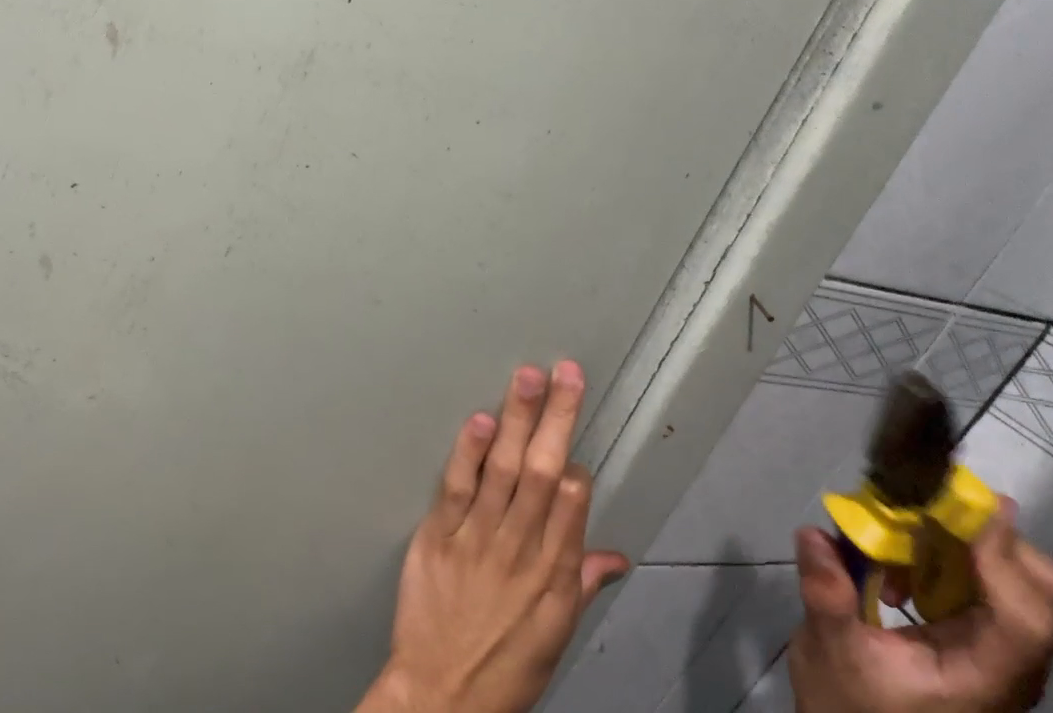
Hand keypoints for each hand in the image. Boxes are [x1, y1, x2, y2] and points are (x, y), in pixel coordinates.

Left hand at [358, 361, 632, 712]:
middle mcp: (519, 549)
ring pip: (503, 469)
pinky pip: (456, 489)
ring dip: (517, 419)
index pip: (572, 505)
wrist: (441, 696)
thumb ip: (581, 582)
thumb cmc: (504, 667)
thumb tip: (614, 556)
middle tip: (565, 373)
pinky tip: (480, 422)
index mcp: (552, 573)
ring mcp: (476, 541)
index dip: (574, 459)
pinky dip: (469, 454)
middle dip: (556, 418)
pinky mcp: (437, 540)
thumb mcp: (555, 633)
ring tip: (528, 378)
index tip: (575, 417)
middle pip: (542, 472)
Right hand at [788, 500, 1052, 711]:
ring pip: (1022, 588)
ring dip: (972, 549)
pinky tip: (905, 567)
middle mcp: (1009, 665)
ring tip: (910, 537)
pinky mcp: (979, 646)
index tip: (966, 508)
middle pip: (1044, 596)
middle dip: (997, 543)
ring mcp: (999, 656)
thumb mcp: (830, 653)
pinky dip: (956, 564)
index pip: (1025, 619)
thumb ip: (827, 594)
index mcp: (986, 676)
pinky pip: (990, 593)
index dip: (1004, 560)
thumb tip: (814, 533)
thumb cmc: (852, 707)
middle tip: (938, 510)